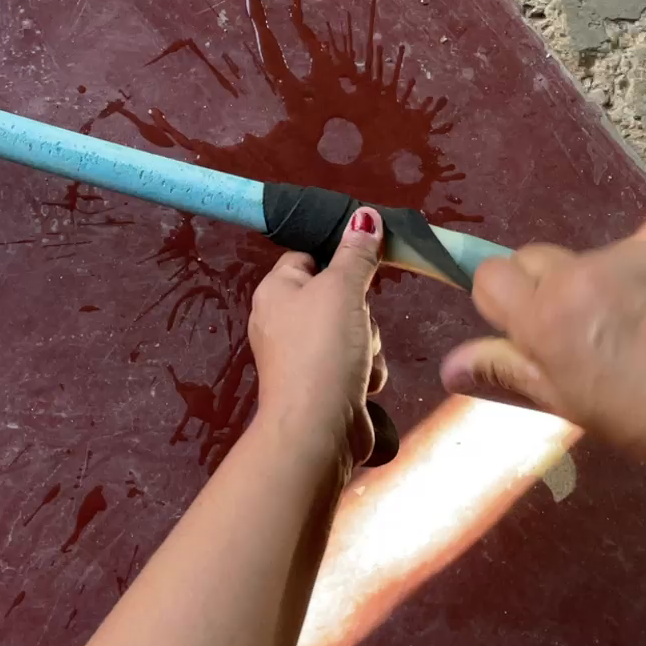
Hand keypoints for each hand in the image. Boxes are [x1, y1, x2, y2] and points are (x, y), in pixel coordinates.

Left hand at [248, 207, 389, 468]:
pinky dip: (365, 373)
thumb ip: (356, 253)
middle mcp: (284, 320)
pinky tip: (362, 386)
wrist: (318, 429)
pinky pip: (356, 364)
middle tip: (358, 324)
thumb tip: (364, 215)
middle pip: (339, 296)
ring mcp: (303, 355)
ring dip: (368, 345)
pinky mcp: (323, 385)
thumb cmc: (323, 349)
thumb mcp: (342, 289)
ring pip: (355, 331)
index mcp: (276, 290)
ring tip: (359, 362)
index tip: (366, 266)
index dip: (339, 260)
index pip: (309, 257)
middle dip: (361, 313)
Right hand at [439, 223, 645, 481]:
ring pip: (578, 258)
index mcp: (546, 317)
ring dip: (586, 284)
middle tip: (575, 330)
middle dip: (540, 288)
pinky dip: (629, 277)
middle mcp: (578, 275)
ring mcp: (625, 255)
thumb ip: (504, 372)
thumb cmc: (645, 420)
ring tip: (629, 326)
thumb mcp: (565, 401)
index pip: (489, 275)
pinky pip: (624, 253)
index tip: (525, 329)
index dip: (501, 302)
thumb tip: (449, 366)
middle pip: (529, 257)